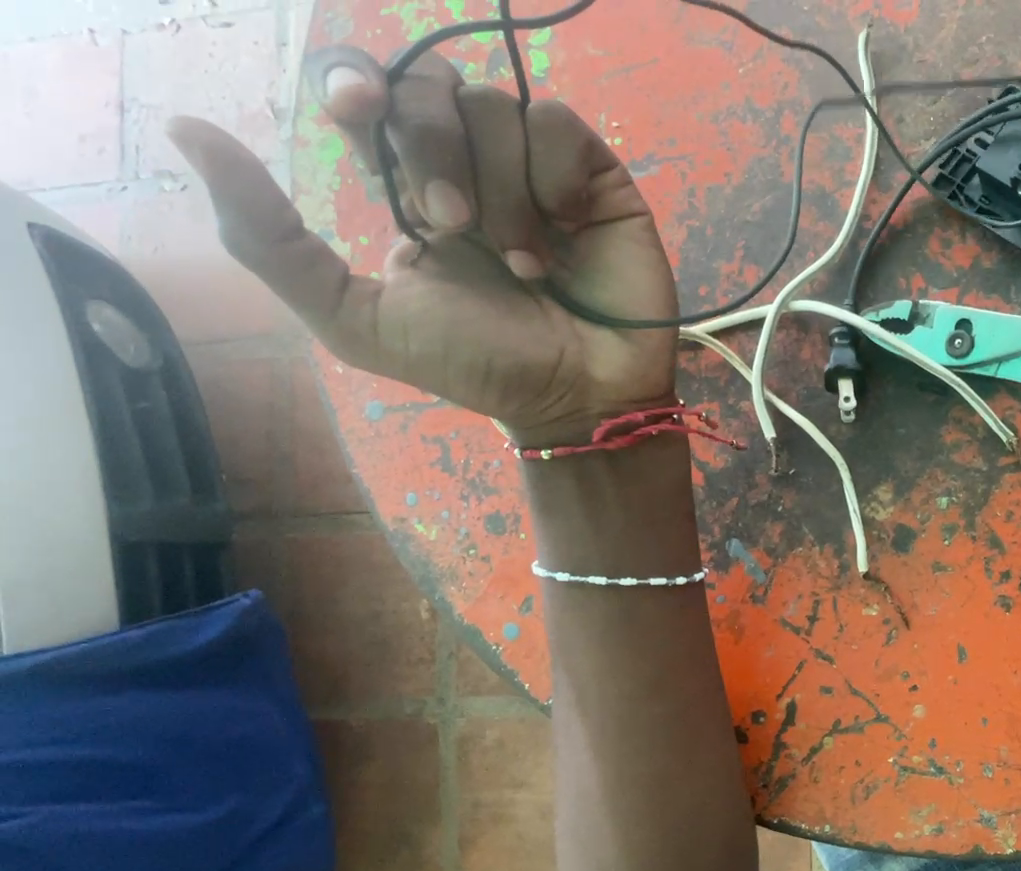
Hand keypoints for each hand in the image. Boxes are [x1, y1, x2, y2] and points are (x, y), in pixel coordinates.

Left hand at [167, 46, 679, 446]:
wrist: (578, 397)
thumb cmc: (481, 365)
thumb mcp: (358, 319)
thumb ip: (270, 239)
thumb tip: (185, 129)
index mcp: (412, 193)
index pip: (374, 99)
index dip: (358, 85)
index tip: (357, 111)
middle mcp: (474, 171)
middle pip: (430, 87)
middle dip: (431, 149)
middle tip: (452, 227)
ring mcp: (538, 172)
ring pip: (495, 106)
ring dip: (500, 186)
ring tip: (524, 262)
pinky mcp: (596, 179)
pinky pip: (557, 125)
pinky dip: (552, 173)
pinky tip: (566, 227)